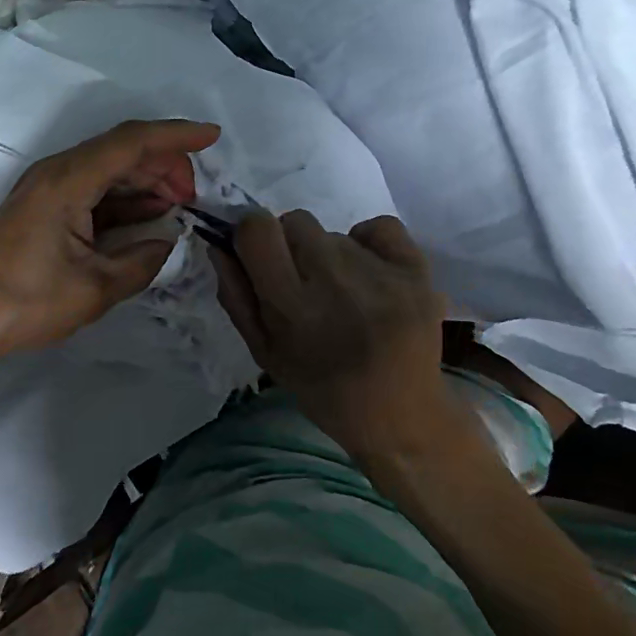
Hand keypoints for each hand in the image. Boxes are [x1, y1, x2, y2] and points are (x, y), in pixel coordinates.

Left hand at [0, 119, 221, 376]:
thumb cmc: (27, 304)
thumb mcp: (96, 288)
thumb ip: (143, 259)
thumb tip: (173, 241)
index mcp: (66, 181)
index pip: (130, 142)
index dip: (175, 136)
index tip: (213, 136)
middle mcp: (55, 173)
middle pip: (119, 150)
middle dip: (164, 165)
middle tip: (195, 198)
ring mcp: (46, 189)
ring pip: (106, 169)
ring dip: (144, 182)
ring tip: (178, 208)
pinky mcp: (42, 207)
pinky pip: (91, 189)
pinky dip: (122, 198)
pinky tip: (146, 217)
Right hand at [213, 210, 452, 457]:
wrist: (400, 414)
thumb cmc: (321, 387)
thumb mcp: (263, 351)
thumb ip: (235, 295)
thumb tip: (218, 242)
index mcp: (292, 305)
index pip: (256, 228)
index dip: (250, 235)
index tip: (257, 255)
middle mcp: (334, 279)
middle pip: (293, 221)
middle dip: (288, 245)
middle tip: (301, 282)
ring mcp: (380, 272)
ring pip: (332, 231)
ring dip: (327, 253)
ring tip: (342, 294)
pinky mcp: (417, 269)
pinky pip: (379, 226)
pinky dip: (368, 243)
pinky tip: (369, 274)